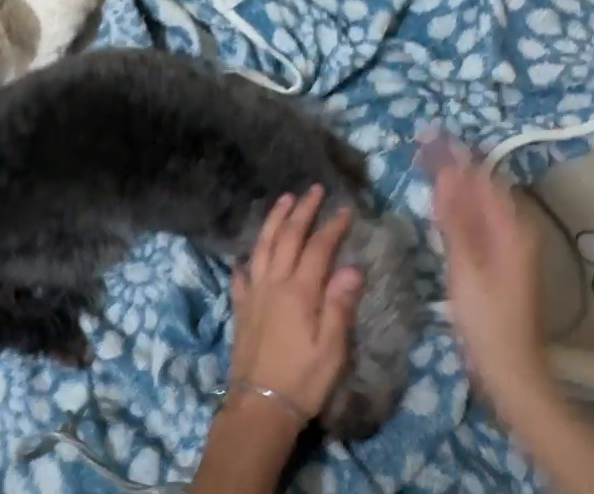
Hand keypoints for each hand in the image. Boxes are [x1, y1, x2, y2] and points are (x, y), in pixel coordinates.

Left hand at [228, 186, 364, 422]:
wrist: (260, 403)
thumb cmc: (303, 378)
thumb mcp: (331, 348)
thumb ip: (339, 304)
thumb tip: (352, 266)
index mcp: (299, 291)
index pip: (317, 248)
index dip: (332, 227)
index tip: (345, 209)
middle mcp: (273, 283)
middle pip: (287, 237)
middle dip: (302, 211)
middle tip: (313, 190)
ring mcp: (253, 292)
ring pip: (262, 246)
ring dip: (273, 220)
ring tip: (283, 200)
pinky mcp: (241, 306)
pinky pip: (242, 273)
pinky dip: (247, 258)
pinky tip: (248, 254)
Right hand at [435, 160, 550, 406]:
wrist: (507, 364)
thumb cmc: (488, 316)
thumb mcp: (466, 264)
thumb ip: (455, 217)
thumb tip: (444, 172)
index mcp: (512, 227)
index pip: (482, 176)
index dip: (456, 153)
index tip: (429, 134)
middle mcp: (514, 229)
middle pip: (481, 186)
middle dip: (453, 164)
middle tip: (421, 144)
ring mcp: (507, 245)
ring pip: (477, 202)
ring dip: (453, 183)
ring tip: (424, 162)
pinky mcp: (497, 259)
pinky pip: (475, 220)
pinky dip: (456, 207)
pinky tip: (439, 201)